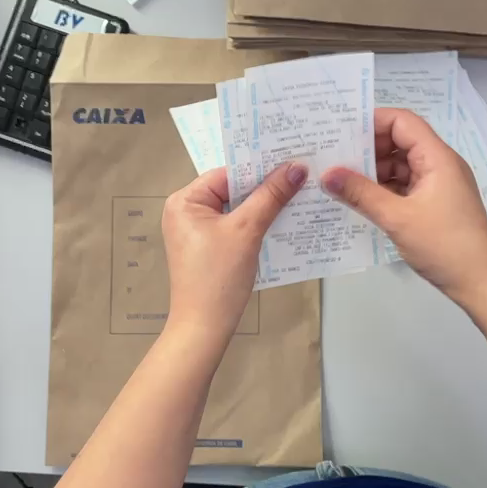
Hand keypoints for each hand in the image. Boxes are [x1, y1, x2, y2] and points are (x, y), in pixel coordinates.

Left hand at [162, 162, 305, 339]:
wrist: (204, 327)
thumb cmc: (218, 277)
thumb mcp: (247, 231)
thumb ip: (271, 196)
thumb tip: (297, 167)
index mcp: (185, 201)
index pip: (228, 173)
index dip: (260, 167)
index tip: (292, 160)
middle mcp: (186, 211)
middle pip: (233, 189)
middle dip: (265, 186)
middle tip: (301, 174)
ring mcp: (197, 231)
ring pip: (237, 208)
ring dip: (264, 206)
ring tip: (298, 195)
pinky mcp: (208, 248)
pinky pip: (236, 226)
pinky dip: (257, 224)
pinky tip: (283, 222)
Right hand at [323, 108, 486, 302]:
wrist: (480, 283)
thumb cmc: (443, 244)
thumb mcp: (396, 218)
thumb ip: (360, 193)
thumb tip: (327, 174)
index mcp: (437, 157)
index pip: (402, 122)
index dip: (372, 121)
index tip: (340, 131)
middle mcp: (440, 164)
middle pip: (400, 141)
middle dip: (367, 148)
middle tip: (332, 156)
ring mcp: (438, 184)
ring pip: (400, 165)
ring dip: (373, 171)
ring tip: (340, 180)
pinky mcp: (435, 203)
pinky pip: (405, 185)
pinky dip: (383, 189)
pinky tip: (359, 199)